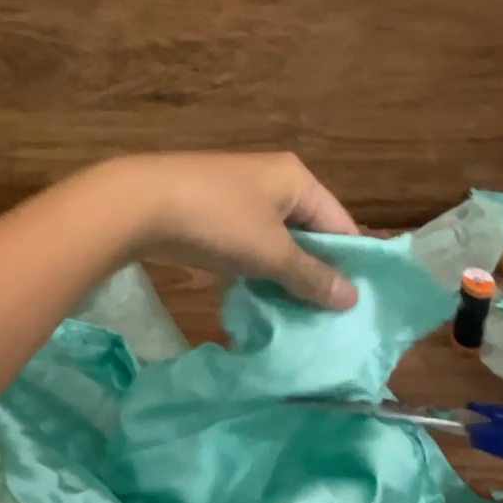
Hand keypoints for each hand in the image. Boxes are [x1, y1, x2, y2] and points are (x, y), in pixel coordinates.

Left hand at [81, 152, 361, 309]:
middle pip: (309, 232)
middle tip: (330, 323)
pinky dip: (255, 271)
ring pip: (277, 242)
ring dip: (284, 277)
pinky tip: (259, 305)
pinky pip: (248, 245)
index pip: (340, 224)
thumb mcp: (271, 253)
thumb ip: (312, 276)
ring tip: (299, 322)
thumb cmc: (219, 220)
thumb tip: (352, 298)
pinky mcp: (214, 214)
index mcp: (296, 178)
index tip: (360, 311)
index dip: (351, 266)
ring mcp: (240, 196)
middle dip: (316, 274)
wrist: (141, 203)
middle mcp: (272, 180)